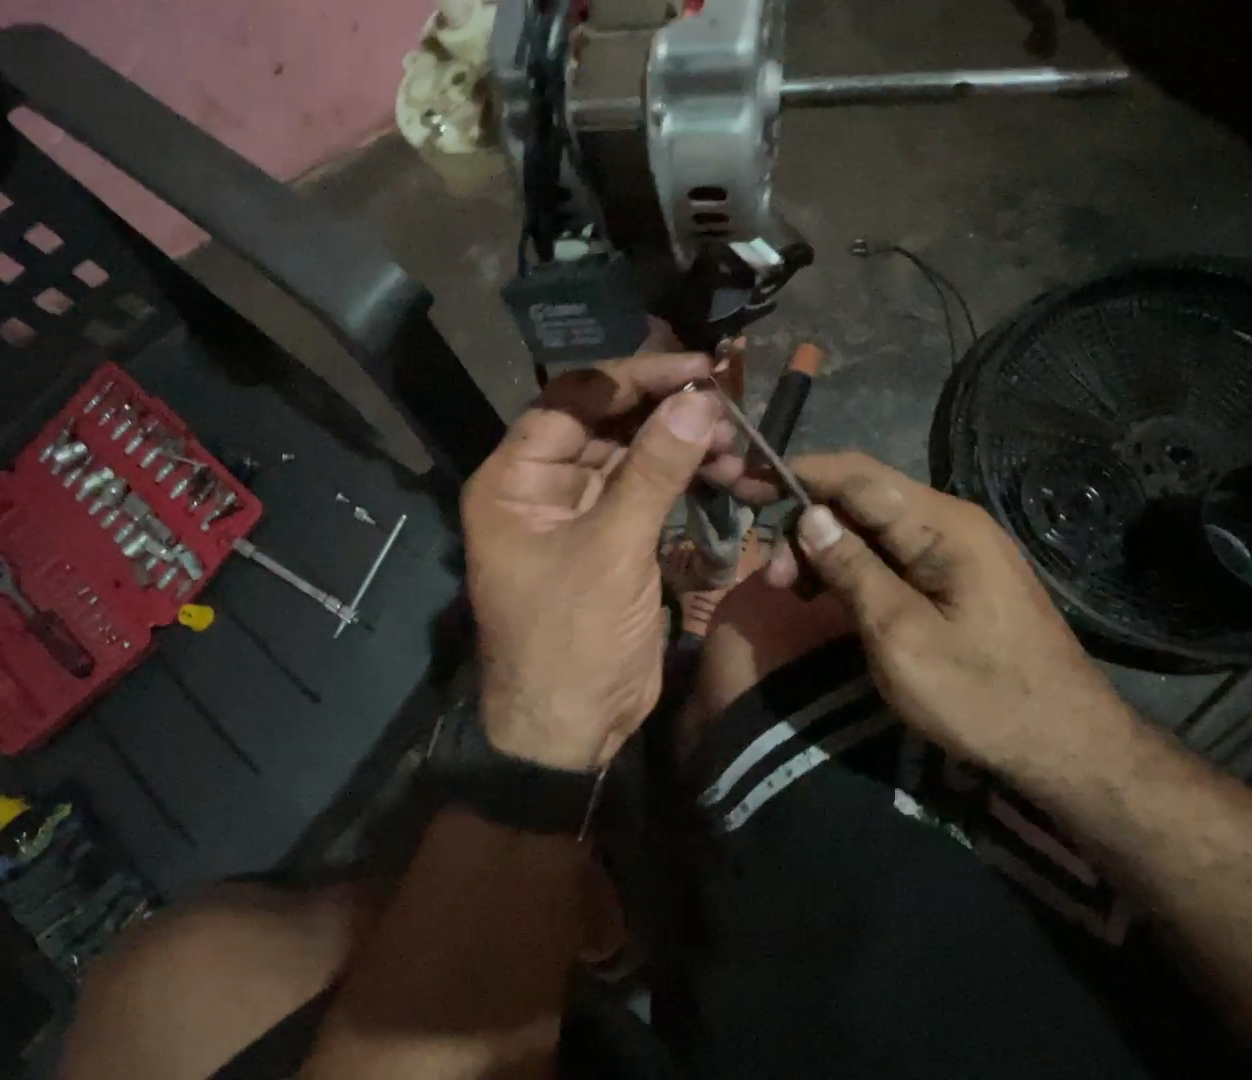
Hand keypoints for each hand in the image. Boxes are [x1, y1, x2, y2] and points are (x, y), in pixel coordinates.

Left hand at [462, 353, 738, 769]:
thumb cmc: (571, 638)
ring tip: (737, 447)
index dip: (632, 379)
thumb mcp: (612, 550)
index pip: (572, 402)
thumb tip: (700, 400)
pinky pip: (649, 495)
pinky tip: (726, 476)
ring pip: (633, 459)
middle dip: (666, 415)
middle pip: (606, 426)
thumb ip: (655, 471)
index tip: (695, 369)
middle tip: (728, 408)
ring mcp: (579, 515)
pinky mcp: (613, 542)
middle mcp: (541, 488)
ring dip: (683, 449)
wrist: (570, 729)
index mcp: (514, 480)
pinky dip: (684, 484)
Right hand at [766, 452, 1134, 771]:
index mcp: (943, 526)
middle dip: (805, 524)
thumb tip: (808, 515)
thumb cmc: (981, 695)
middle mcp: (951, 523)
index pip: (856, 476)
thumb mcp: (900, 636)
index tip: (742, 479)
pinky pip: (892, 555)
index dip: (795, 472)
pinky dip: (852, 568)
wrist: (1065, 744)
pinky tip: (827, 596)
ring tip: (791, 594)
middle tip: (769, 578)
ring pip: (872, 528)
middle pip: (861, 499)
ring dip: (824, 550)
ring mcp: (958, 550)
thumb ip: (852, 570)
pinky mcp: (957, 577)